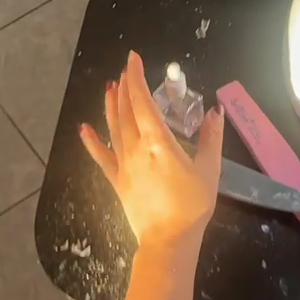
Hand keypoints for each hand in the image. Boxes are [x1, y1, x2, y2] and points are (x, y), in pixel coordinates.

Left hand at [80, 51, 224, 253]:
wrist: (168, 240)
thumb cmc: (191, 205)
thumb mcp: (209, 170)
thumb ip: (212, 138)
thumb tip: (216, 111)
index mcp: (158, 141)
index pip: (143, 101)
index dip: (137, 78)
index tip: (133, 59)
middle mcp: (135, 147)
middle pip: (125, 110)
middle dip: (125, 87)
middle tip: (125, 71)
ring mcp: (123, 164)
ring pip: (113, 127)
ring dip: (110, 105)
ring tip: (109, 87)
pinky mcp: (117, 180)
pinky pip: (101, 157)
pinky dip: (92, 141)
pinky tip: (84, 128)